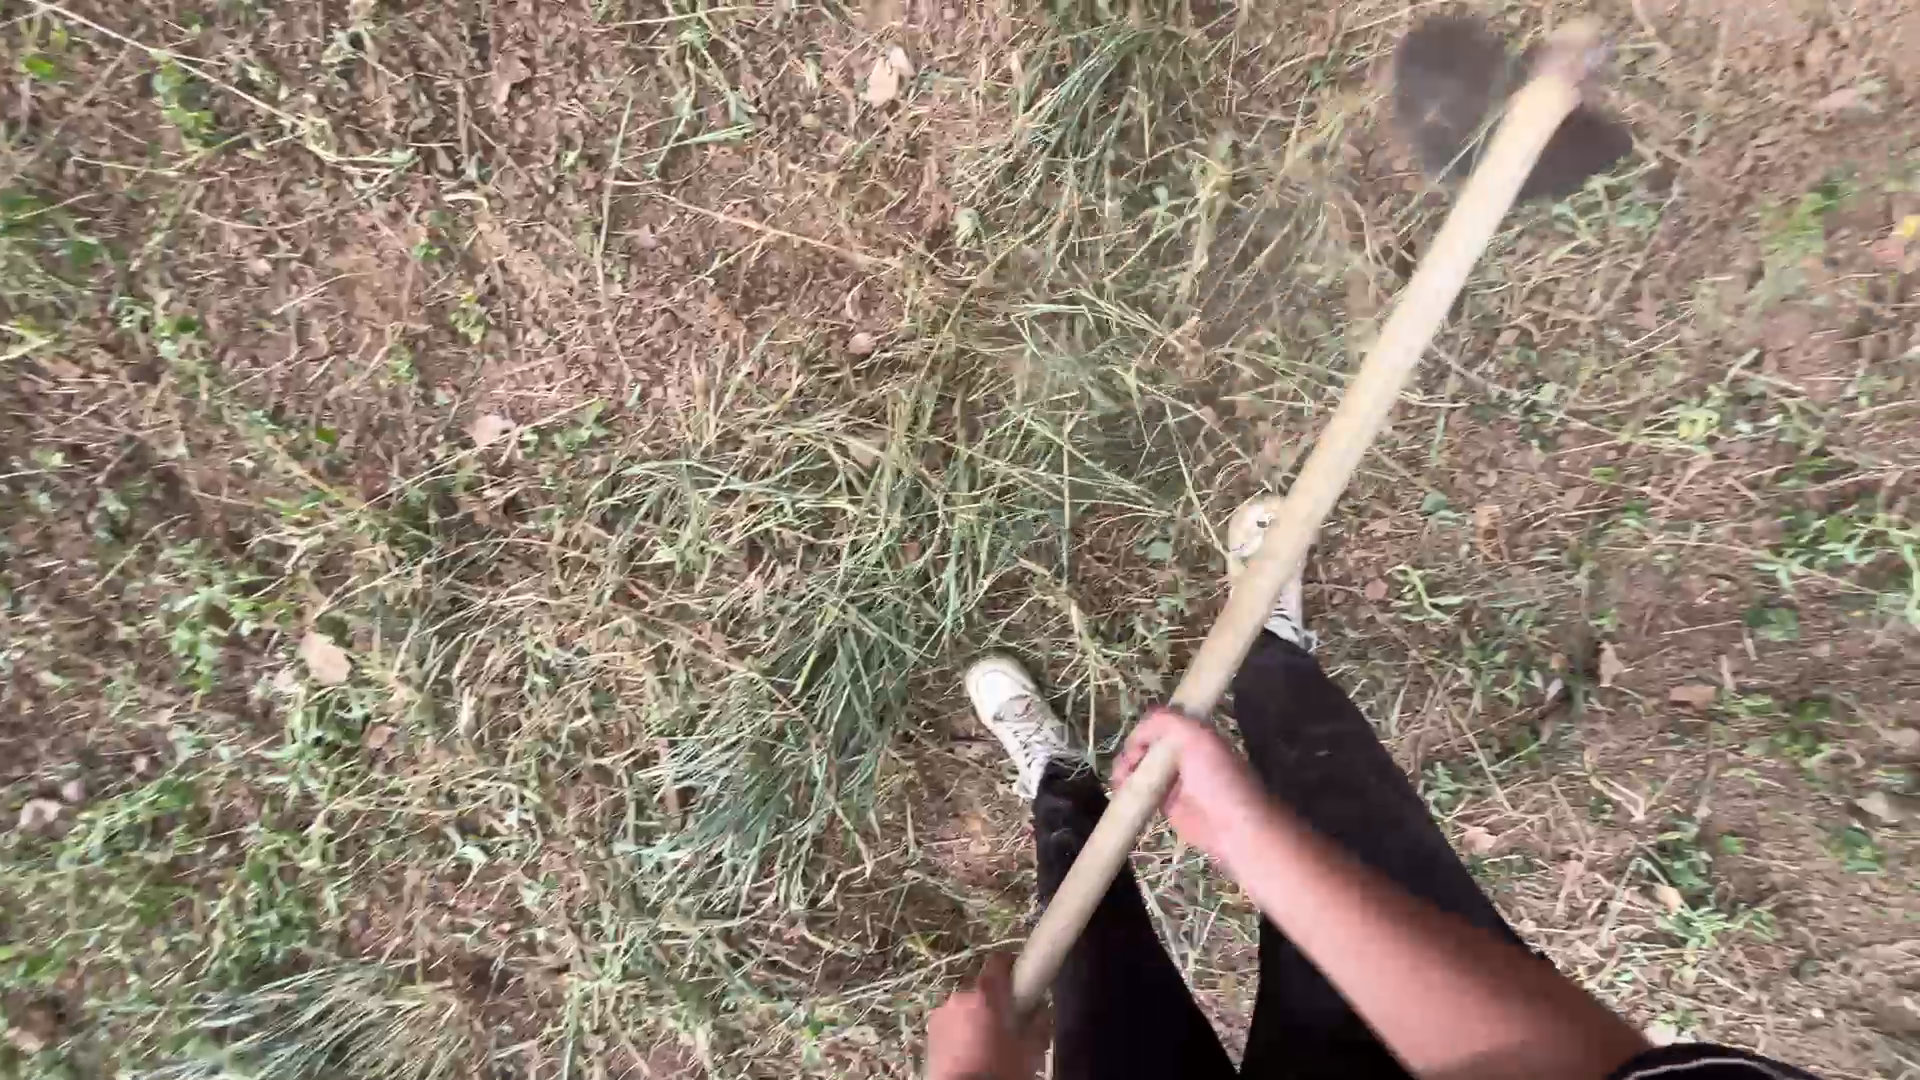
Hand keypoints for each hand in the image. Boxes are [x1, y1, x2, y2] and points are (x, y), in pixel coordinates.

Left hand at [925, 955, 1049, 1079]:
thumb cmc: (999, 1072)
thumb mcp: (1029, 1053)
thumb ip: (1039, 1025)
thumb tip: (1042, 1010)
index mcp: (987, 993)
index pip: (999, 961)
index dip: (1011, 965)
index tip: (1021, 977)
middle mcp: (961, 995)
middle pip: (982, 988)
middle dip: (994, 1001)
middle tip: (1006, 1023)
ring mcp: (942, 1012)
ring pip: (965, 1006)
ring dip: (975, 1016)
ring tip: (985, 1043)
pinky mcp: (930, 1031)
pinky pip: (950, 1022)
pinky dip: (959, 1030)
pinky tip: (968, 1052)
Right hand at [1113, 707, 1278, 864]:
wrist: (1234, 829)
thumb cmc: (1217, 778)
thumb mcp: (1196, 737)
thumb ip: (1166, 721)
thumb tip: (1140, 726)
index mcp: (1194, 735)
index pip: (1161, 723)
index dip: (1145, 729)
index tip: (1136, 742)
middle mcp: (1183, 754)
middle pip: (1148, 744)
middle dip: (1132, 750)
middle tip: (1127, 763)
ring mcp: (1174, 780)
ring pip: (1141, 767)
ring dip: (1126, 769)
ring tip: (1120, 779)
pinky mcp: (1167, 804)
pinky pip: (1142, 791)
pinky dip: (1128, 789)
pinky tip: (1121, 790)